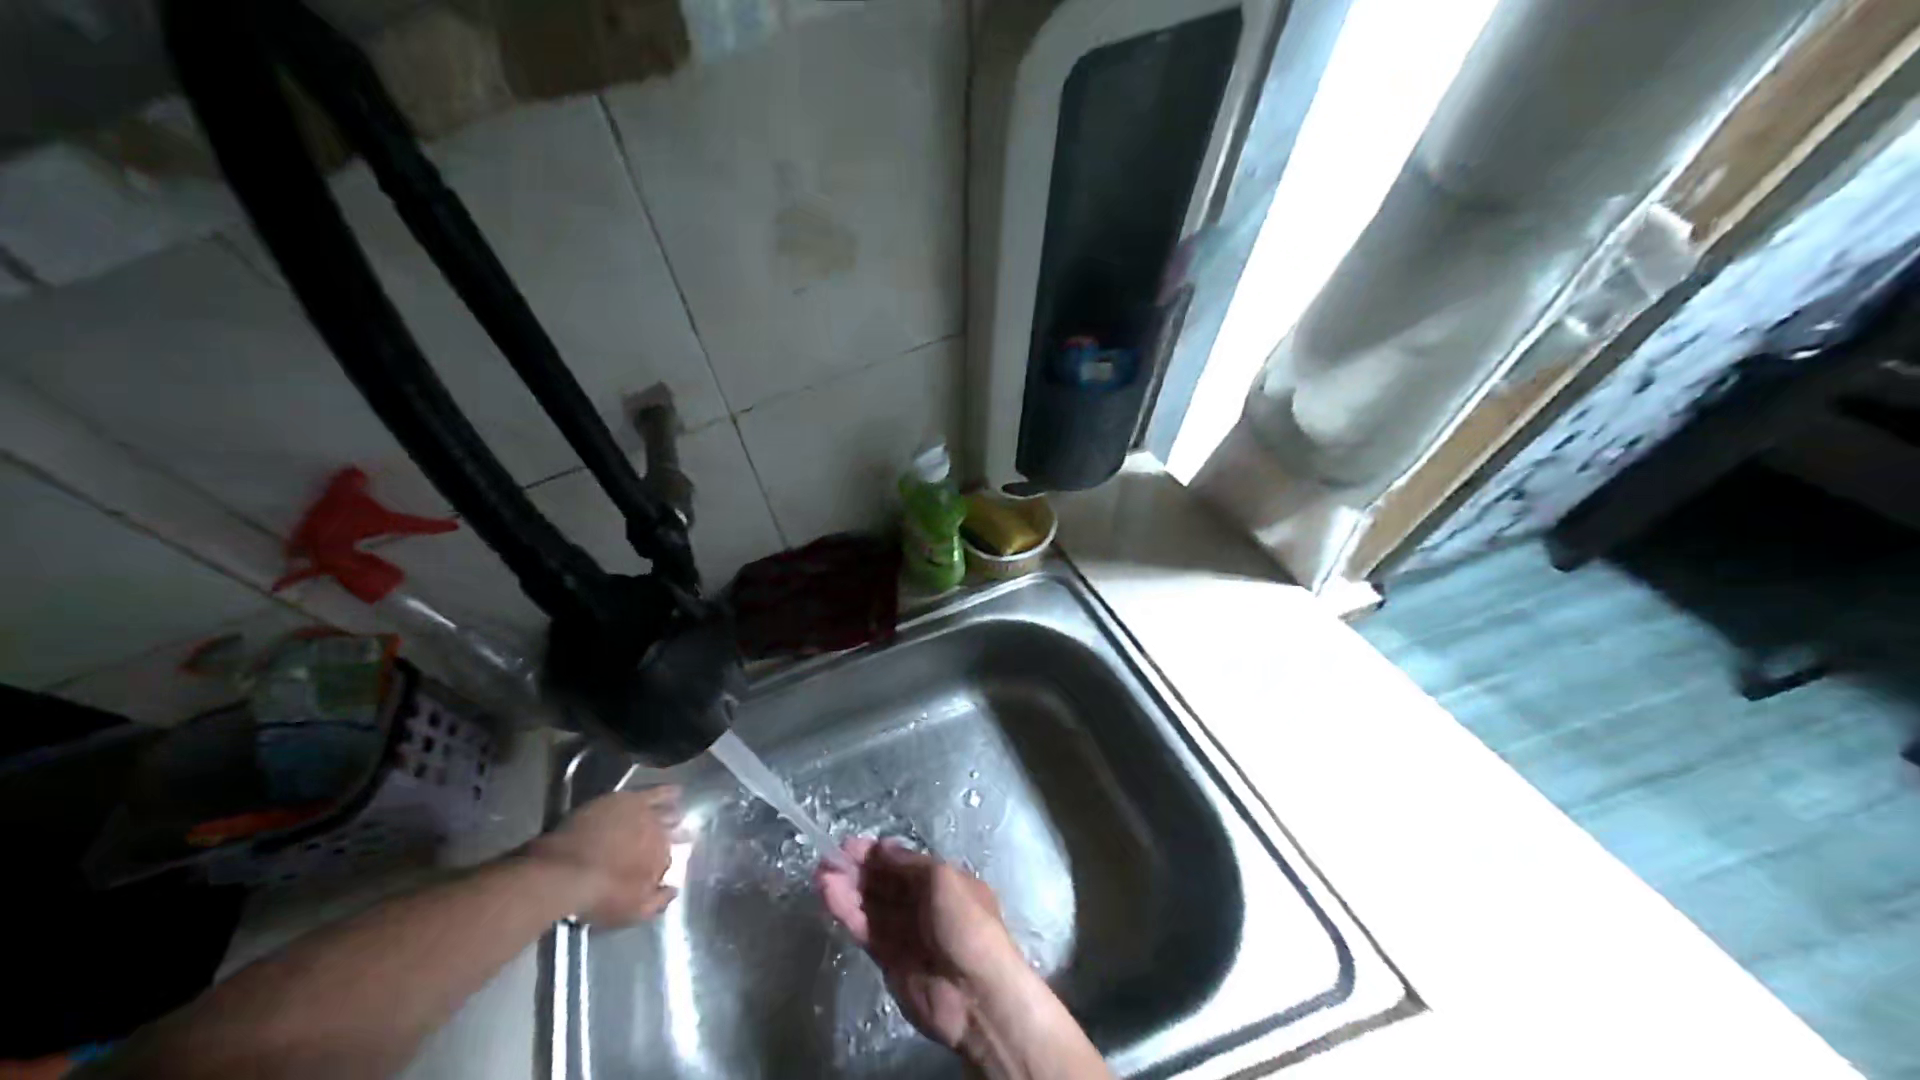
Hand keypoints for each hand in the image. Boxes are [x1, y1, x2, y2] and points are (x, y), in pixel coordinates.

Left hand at [526, 787, 681, 926]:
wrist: (564, 871)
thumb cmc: (598, 895)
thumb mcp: (631, 910)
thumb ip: (658, 902)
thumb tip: (675, 891)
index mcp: (662, 859)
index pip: (669, 859)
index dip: (663, 863)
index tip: (661, 867)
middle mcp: (660, 833)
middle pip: (670, 831)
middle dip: (676, 834)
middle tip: (682, 834)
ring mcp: (644, 814)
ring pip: (667, 810)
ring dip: (673, 812)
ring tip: (679, 811)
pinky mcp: (626, 799)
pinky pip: (654, 792)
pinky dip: (666, 792)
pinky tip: (674, 790)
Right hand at [815, 837, 1030, 1048]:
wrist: (976, 994)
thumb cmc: (966, 924)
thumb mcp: (943, 879)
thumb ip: (908, 864)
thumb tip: (882, 848)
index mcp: (942, 882)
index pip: (903, 863)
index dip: (877, 854)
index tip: (850, 845)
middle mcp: (922, 904)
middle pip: (884, 882)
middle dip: (857, 869)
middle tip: (828, 857)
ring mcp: (905, 932)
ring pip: (870, 904)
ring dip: (847, 888)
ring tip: (820, 873)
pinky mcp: (888, 958)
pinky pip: (865, 929)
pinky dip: (846, 912)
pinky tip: (827, 895)